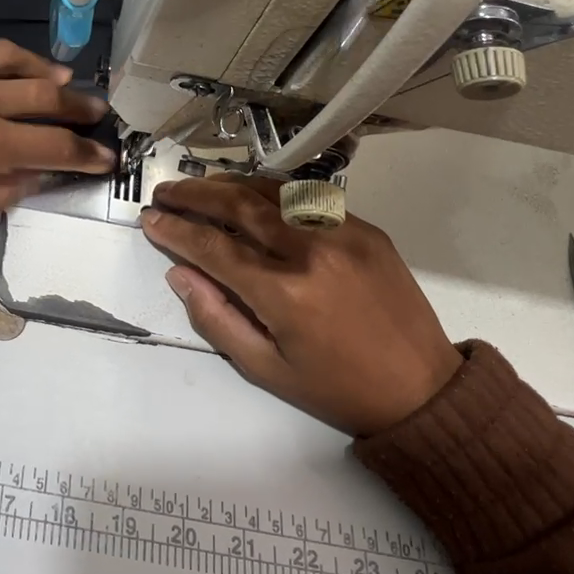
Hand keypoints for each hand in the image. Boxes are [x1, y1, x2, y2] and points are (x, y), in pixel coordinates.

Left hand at [0, 40, 115, 231]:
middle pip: (48, 98)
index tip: (106, 158)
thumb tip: (36, 177)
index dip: (86, 155)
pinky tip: (20, 65)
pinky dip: (14, 56)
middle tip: (99, 116)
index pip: (55, 147)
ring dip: (54, 74)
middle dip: (81, 110)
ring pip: (23, 64)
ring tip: (71, 81)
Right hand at [141, 176, 461, 436]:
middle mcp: (310, 251)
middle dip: (193, 194)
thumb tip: (179, 274)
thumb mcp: (266, 369)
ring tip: (199, 186)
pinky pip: (306, 198)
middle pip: (237, 205)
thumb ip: (216, 318)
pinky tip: (250, 194)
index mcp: (284, 293)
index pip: (212, 247)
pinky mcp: (365, 228)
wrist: (424, 390)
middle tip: (165, 192)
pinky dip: (270, 191)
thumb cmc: (337, 388)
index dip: (174, 230)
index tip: (149, 220)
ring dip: (228, 184)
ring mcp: (342, 232)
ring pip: (271, 191)